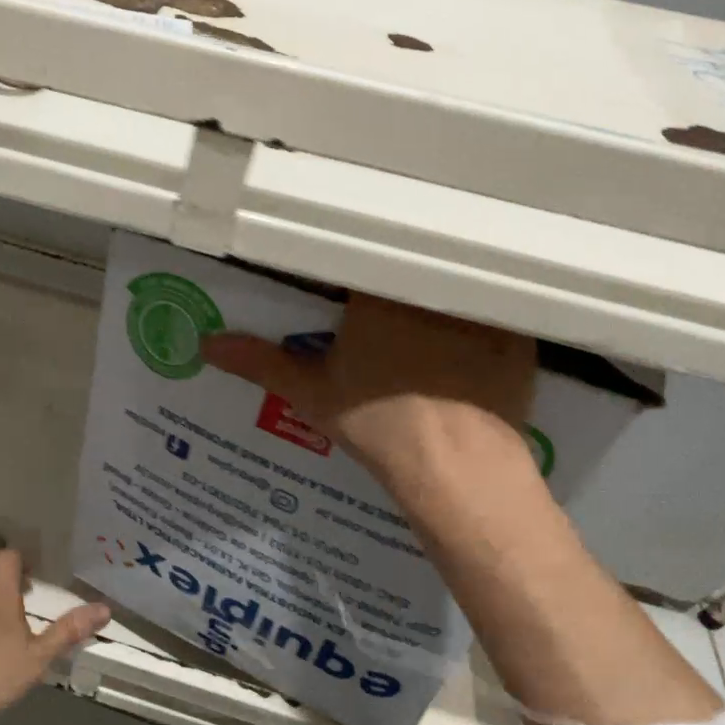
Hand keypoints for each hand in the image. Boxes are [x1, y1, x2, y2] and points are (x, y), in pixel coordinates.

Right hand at [200, 295, 536, 509]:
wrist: (457, 466)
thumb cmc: (379, 422)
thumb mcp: (311, 391)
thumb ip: (260, 361)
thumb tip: (208, 345)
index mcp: (378, 287)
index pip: (357, 258)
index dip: (345, 272)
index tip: (338, 288)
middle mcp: (431, 284)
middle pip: (407, 270)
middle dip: (390, 285)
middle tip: (375, 316)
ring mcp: (480, 306)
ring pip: (450, 291)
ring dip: (434, 301)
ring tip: (420, 332)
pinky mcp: (516, 334)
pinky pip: (492, 316)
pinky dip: (478, 327)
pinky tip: (465, 354)